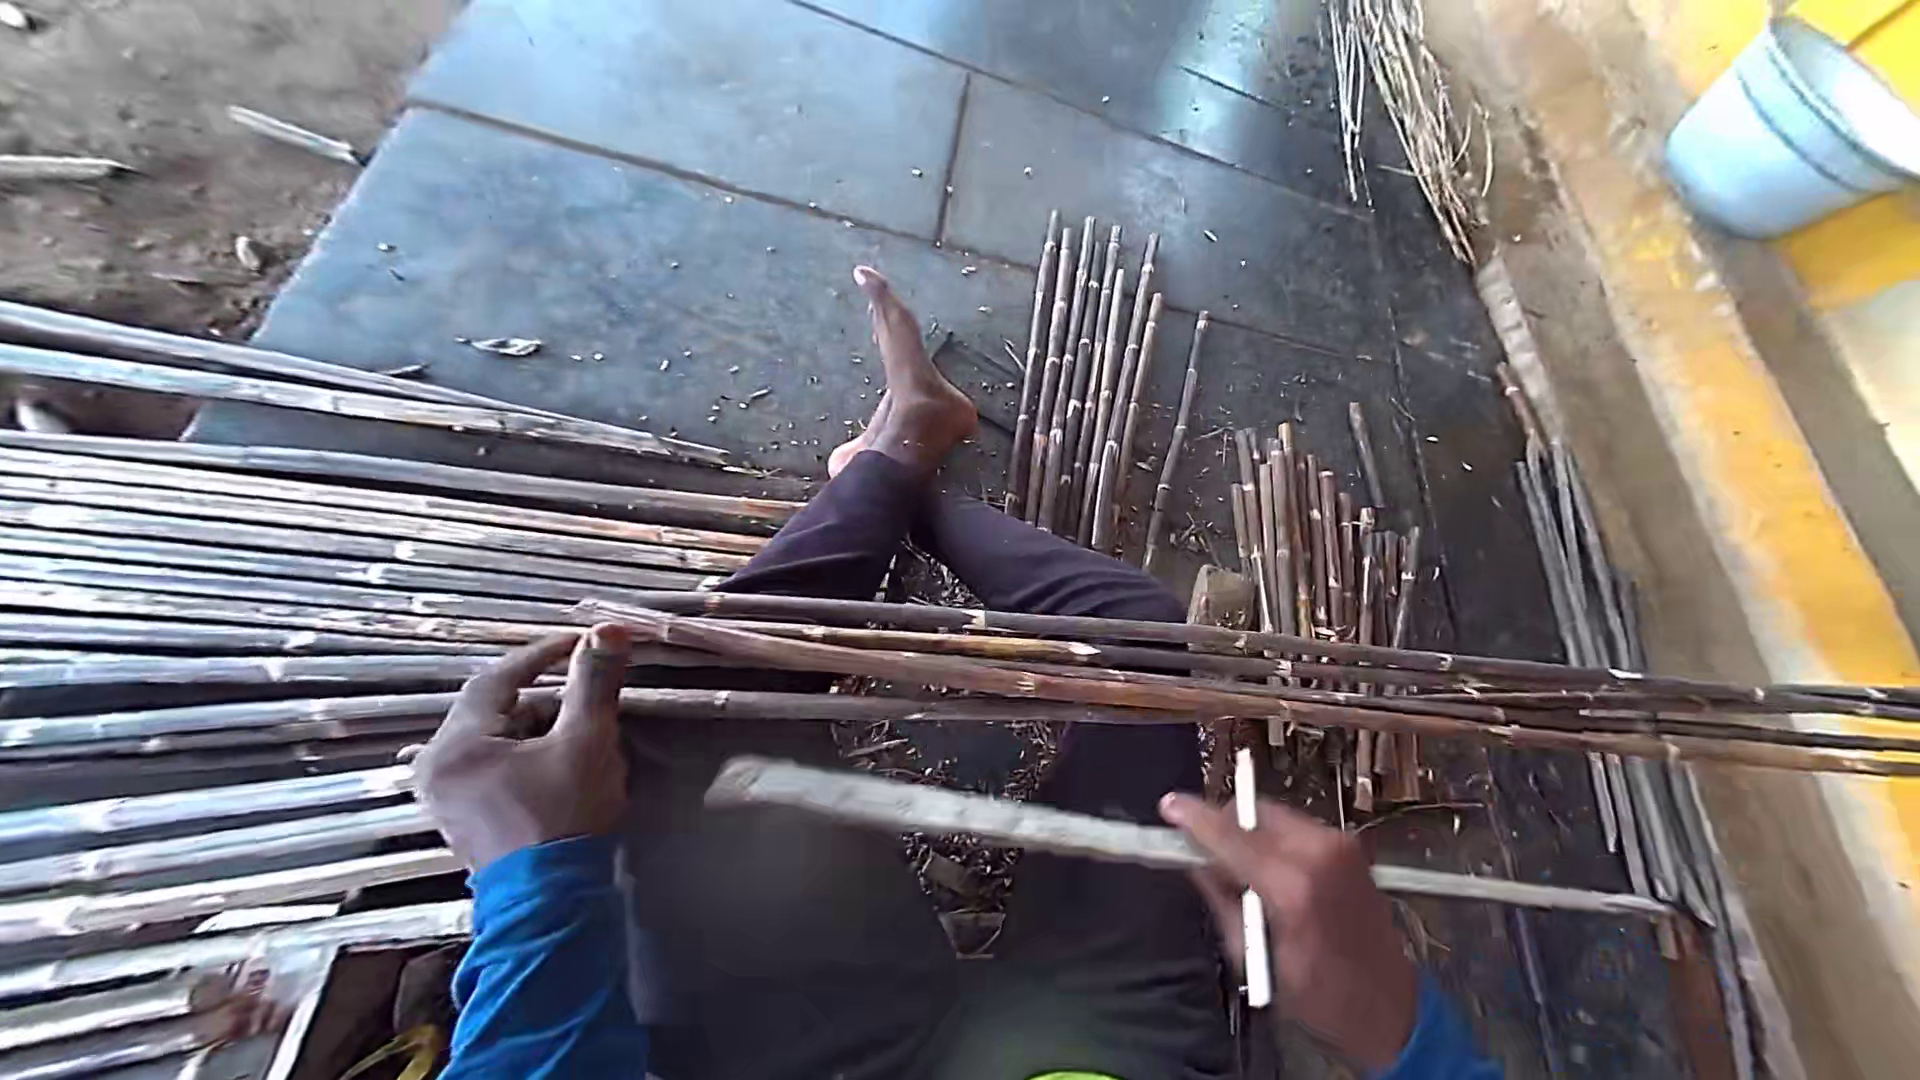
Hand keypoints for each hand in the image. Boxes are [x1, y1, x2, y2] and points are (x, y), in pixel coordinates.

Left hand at [414, 625, 631, 870]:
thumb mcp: (587, 740)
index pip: (498, 678)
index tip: (581, 642)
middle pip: (500, 708)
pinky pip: (501, 762)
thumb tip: (608, 631)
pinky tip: (567, 761)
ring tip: (587, 733)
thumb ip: (594, 682)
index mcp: (455, 747)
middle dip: (551, 698)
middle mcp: (437, 768)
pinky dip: (535, 750)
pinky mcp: (468, 813)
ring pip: (503, 736)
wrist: (553, 901)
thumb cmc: (565, 814)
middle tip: (592, 697)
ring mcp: (449, 794)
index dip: (543, 654)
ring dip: (546, 726)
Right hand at [1160, 792, 1416, 1070]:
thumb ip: (1221, 897)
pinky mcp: (1348, 843)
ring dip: (1245, 831)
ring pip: (1266, 814)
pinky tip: (1269, 867)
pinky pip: (1289, 824)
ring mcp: (1338, 843)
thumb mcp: (1254, 955)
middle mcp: (1318, 853)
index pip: (1228, 835)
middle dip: (1220, 826)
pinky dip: (1269, 836)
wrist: (1396, 1011)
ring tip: (1241, 867)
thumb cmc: (1320, 997)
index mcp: (1292, 887)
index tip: (1168, 805)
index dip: (1193, 816)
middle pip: (1246, 813)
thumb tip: (1196, 858)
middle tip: (1206, 853)